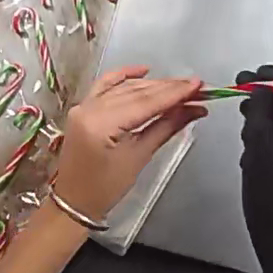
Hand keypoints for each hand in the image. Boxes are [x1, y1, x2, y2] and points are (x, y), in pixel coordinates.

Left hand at [50, 66, 204, 219]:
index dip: (174, 93)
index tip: (198, 86)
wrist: (74, 202)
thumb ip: (165, 127)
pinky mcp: (83, 109)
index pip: (145, 102)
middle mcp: (90, 109)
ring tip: (180, 86)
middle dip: (168, 89)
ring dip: (153, 85)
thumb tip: (193, 109)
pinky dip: (123, 77)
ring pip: (124, 88)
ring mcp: (83, 107)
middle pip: (136, 92)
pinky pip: (104, 85)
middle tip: (197, 87)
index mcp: (102, 124)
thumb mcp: (139, 157)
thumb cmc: (105, 188)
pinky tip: (144, 71)